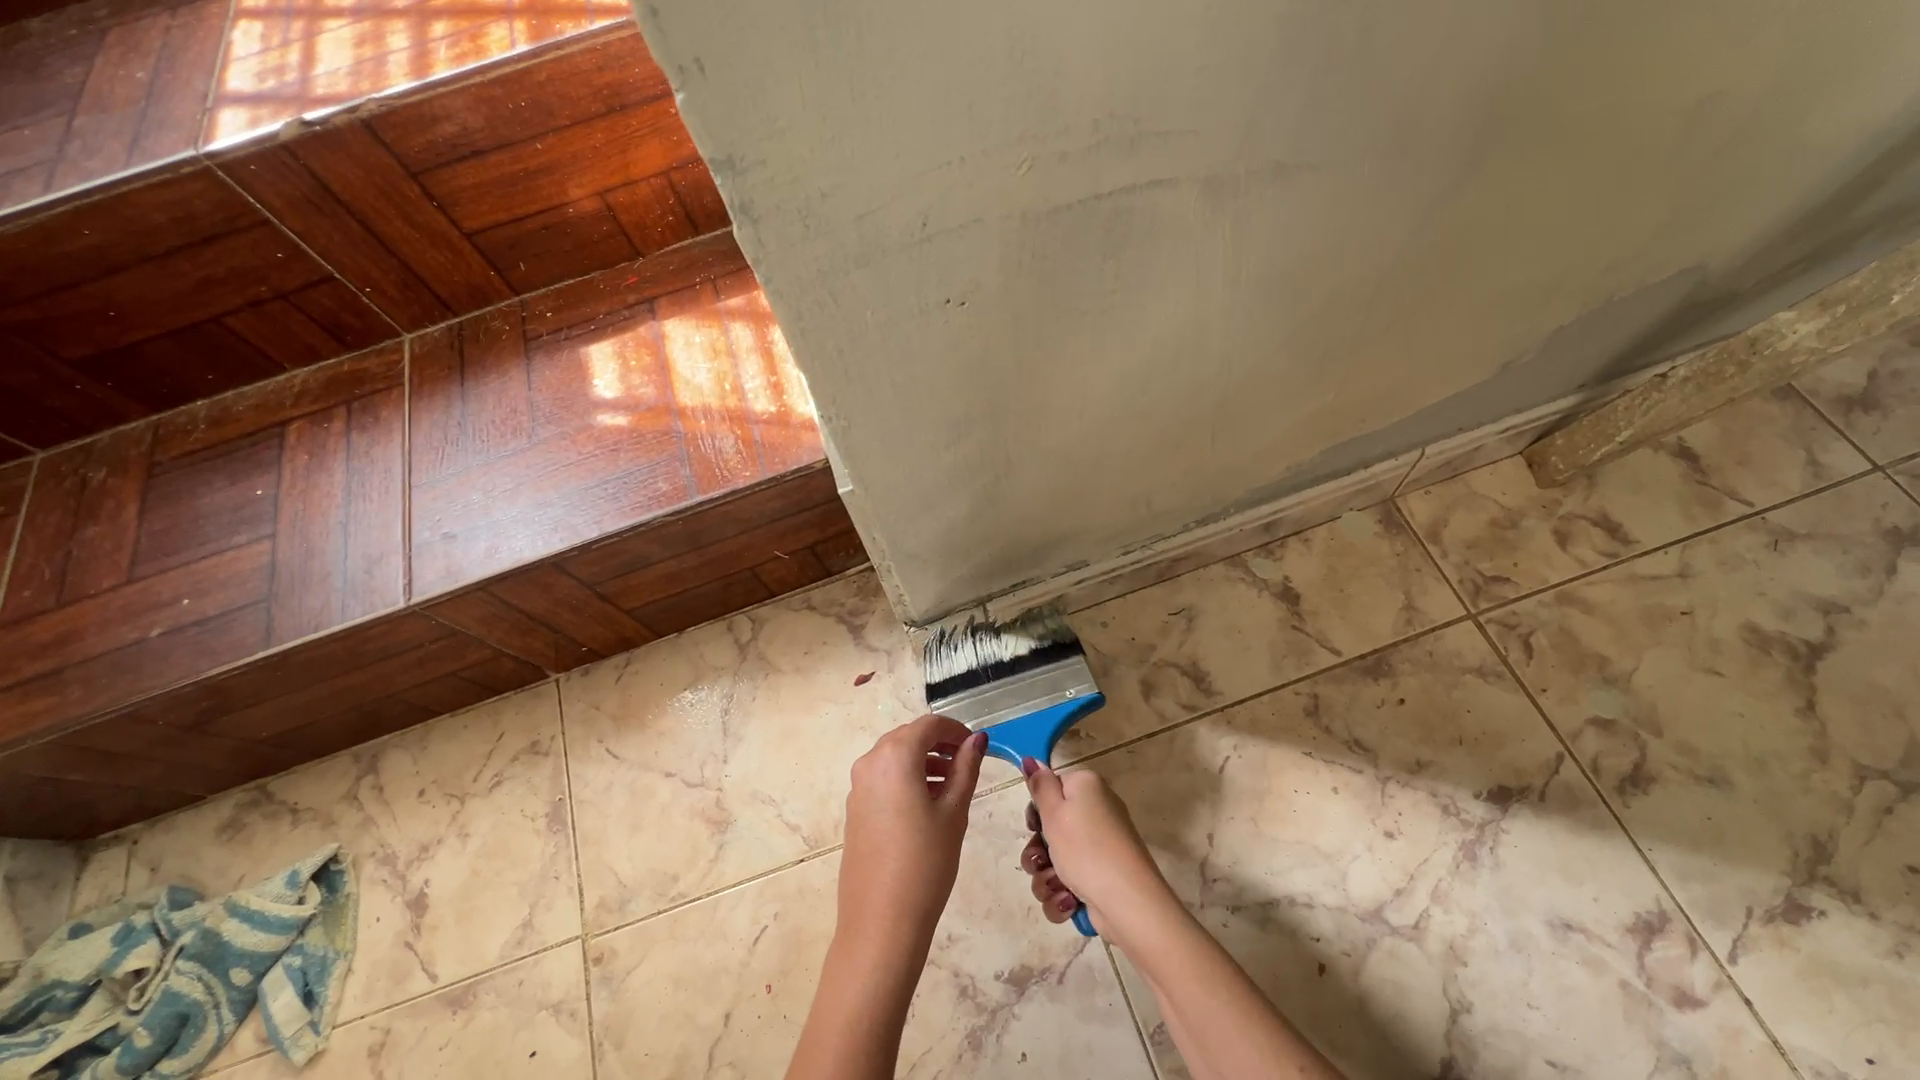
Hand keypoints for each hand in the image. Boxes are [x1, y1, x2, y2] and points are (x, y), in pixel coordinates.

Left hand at [838, 715, 987, 948]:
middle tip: (967, 763)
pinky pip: (883, 778)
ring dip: (923, 761)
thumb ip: (965, 769)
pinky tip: (927, 805)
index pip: (929, 725)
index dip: (956, 730)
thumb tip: (976, 740)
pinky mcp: (854, 808)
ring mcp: (858, 786)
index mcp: (895, 756)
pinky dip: (906, 779)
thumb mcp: (954, 811)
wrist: (881, 918)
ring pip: (894, 758)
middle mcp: (870, 762)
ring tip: (952, 786)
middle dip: (939, 744)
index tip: (977, 746)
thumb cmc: (926, 861)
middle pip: (908, 737)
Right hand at [1019, 761, 1174, 941]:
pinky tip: (1069, 901)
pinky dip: (1062, 895)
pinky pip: (1066, 884)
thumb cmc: (1086, 849)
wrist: (1126, 902)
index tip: (1035, 827)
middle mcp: (1095, 814)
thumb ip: (1040, 786)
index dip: (1037, 812)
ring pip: (1053, 861)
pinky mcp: (1098, 878)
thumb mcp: (1056, 813)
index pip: (1050, 791)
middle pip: (1048, 830)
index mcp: (1087, 789)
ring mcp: (1098, 848)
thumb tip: (1031, 758)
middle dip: (1038, 853)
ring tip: (1059, 887)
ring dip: (1047, 878)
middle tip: (1042, 860)